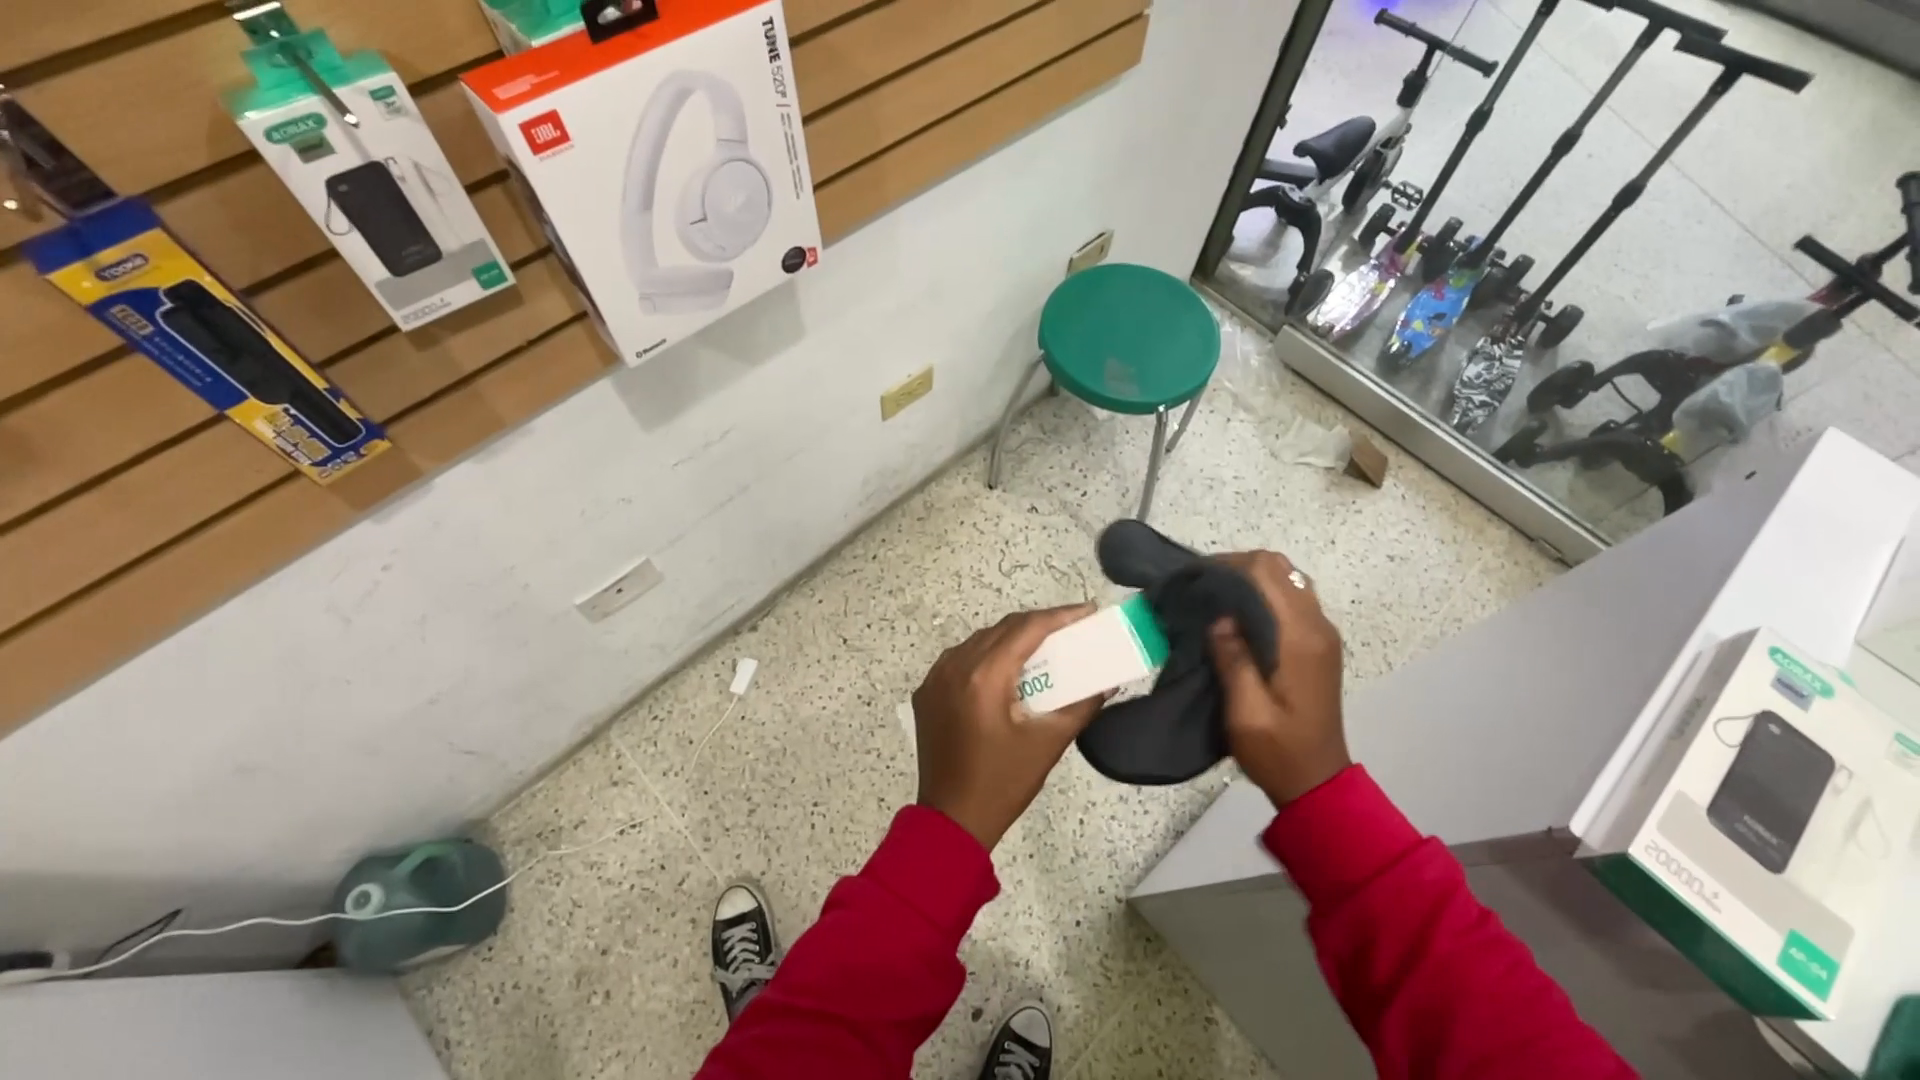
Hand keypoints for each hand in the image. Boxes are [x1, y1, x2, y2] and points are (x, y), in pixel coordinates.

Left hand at [912, 605, 1105, 849]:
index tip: (1087, 611)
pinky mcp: (926, 693)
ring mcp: (935, 678)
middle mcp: (954, 667)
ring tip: (1044, 645)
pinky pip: (960, 659)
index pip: (1027, 629)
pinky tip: (1007, 668)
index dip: (1060, 616)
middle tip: (1072, 629)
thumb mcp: (1048, 743)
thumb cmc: (1003, 783)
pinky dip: (987, 655)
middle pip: (1002, 629)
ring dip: (1012, 638)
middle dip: (1039, 624)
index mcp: (984, 677)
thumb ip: (1081, 706)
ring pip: (979, 641)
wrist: (951, 819)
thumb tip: (1107, 682)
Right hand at [1209, 551, 1350, 806]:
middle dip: (1239, 566)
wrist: (1316, 782)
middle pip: (1281, 568)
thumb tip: (1220, 617)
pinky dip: (1264, 594)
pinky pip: (1292, 600)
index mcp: (1300, 639)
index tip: (1195, 577)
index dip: (1230, 565)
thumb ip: (1233, 659)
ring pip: (1288, 580)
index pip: (1268, 573)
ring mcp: (1321, 635)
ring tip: (1215, 595)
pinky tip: (1236, 614)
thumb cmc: (1277, 750)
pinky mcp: (1317, 645)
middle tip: (1201, 584)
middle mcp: (1317, 627)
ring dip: (1252, 578)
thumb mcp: (1246, 712)